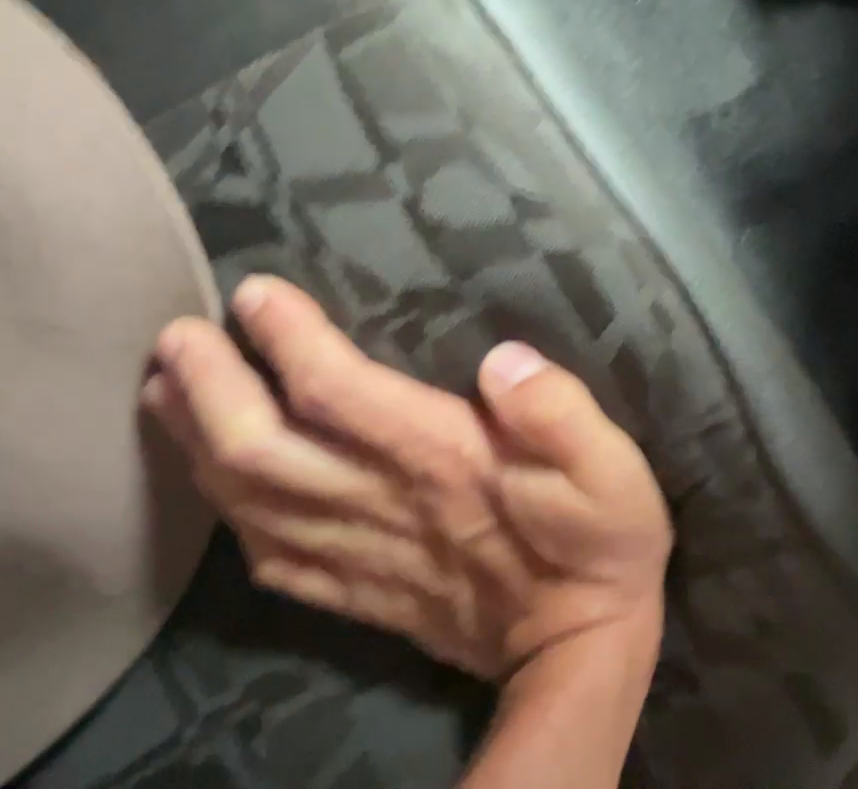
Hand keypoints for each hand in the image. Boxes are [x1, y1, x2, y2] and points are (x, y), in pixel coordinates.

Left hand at [142, 275, 672, 681]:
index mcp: (445, 460)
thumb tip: (504, 359)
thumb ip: (561, 410)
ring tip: (166, 393)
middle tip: (178, 336)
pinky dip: (224, 513)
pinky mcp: (353, 591)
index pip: (337, 391)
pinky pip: (263, 553)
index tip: (259, 293)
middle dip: (207, 386)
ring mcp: (357, 554)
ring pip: (243, 497)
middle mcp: (382, 503)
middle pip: (258, 446)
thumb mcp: (613, 466)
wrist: (579, 643)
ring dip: (191, 442)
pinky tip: (217, 489)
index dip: (288, 338)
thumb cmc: (605, 541)